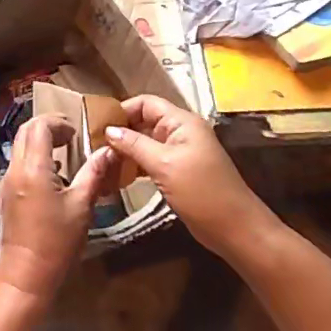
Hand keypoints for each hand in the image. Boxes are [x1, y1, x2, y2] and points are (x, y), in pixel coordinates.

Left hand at [0, 115, 119, 299]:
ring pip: (20, 147)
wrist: (26, 275)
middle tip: (72, 136)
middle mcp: (15, 169)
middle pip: (26, 131)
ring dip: (41, 142)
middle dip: (48, 127)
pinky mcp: (8, 194)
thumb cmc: (56, 242)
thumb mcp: (82, 206)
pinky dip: (36, 159)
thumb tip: (109, 151)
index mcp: (32, 168)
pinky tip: (56, 176)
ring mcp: (8, 182)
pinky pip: (20, 164)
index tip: (77, 132)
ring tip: (67, 153)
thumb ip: (94, 173)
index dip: (58, 122)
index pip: (39, 126)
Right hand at [103, 95, 270, 258]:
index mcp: (182, 122)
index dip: (122, 110)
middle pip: (144, 121)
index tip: (98, 125)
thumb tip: (109, 130)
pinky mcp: (177, 171)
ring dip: (126, 149)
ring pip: (146, 142)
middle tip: (95, 146)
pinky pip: (151, 160)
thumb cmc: (201, 191)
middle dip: (121, 131)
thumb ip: (134, 145)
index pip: (146, 103)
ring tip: (102, 160)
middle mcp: (180, 132)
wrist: (234, 227)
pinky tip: (118, 174)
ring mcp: (179, 152)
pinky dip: (135, 164)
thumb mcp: (164, 165)